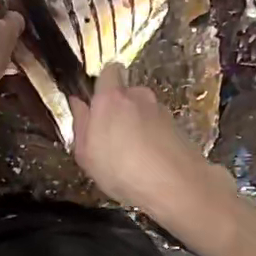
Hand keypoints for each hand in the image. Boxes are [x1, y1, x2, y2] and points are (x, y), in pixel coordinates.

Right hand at [72, 63, 233, 220]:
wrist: (175, 185)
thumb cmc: (122, 171)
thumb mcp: (86, 154)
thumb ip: (80, 124)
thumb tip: (77, 103)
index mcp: (111, 98)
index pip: (109, 71)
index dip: (103, 84)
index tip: (97, 103)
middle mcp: (138, 96)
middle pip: (126, 94)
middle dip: (119, 110)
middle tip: (111, 138)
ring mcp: (161, 110)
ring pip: (143, 111)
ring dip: (137, 125)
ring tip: (132, 155)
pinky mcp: (178, 125)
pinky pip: (158, 126)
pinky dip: (153, 137)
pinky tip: (150, 161)